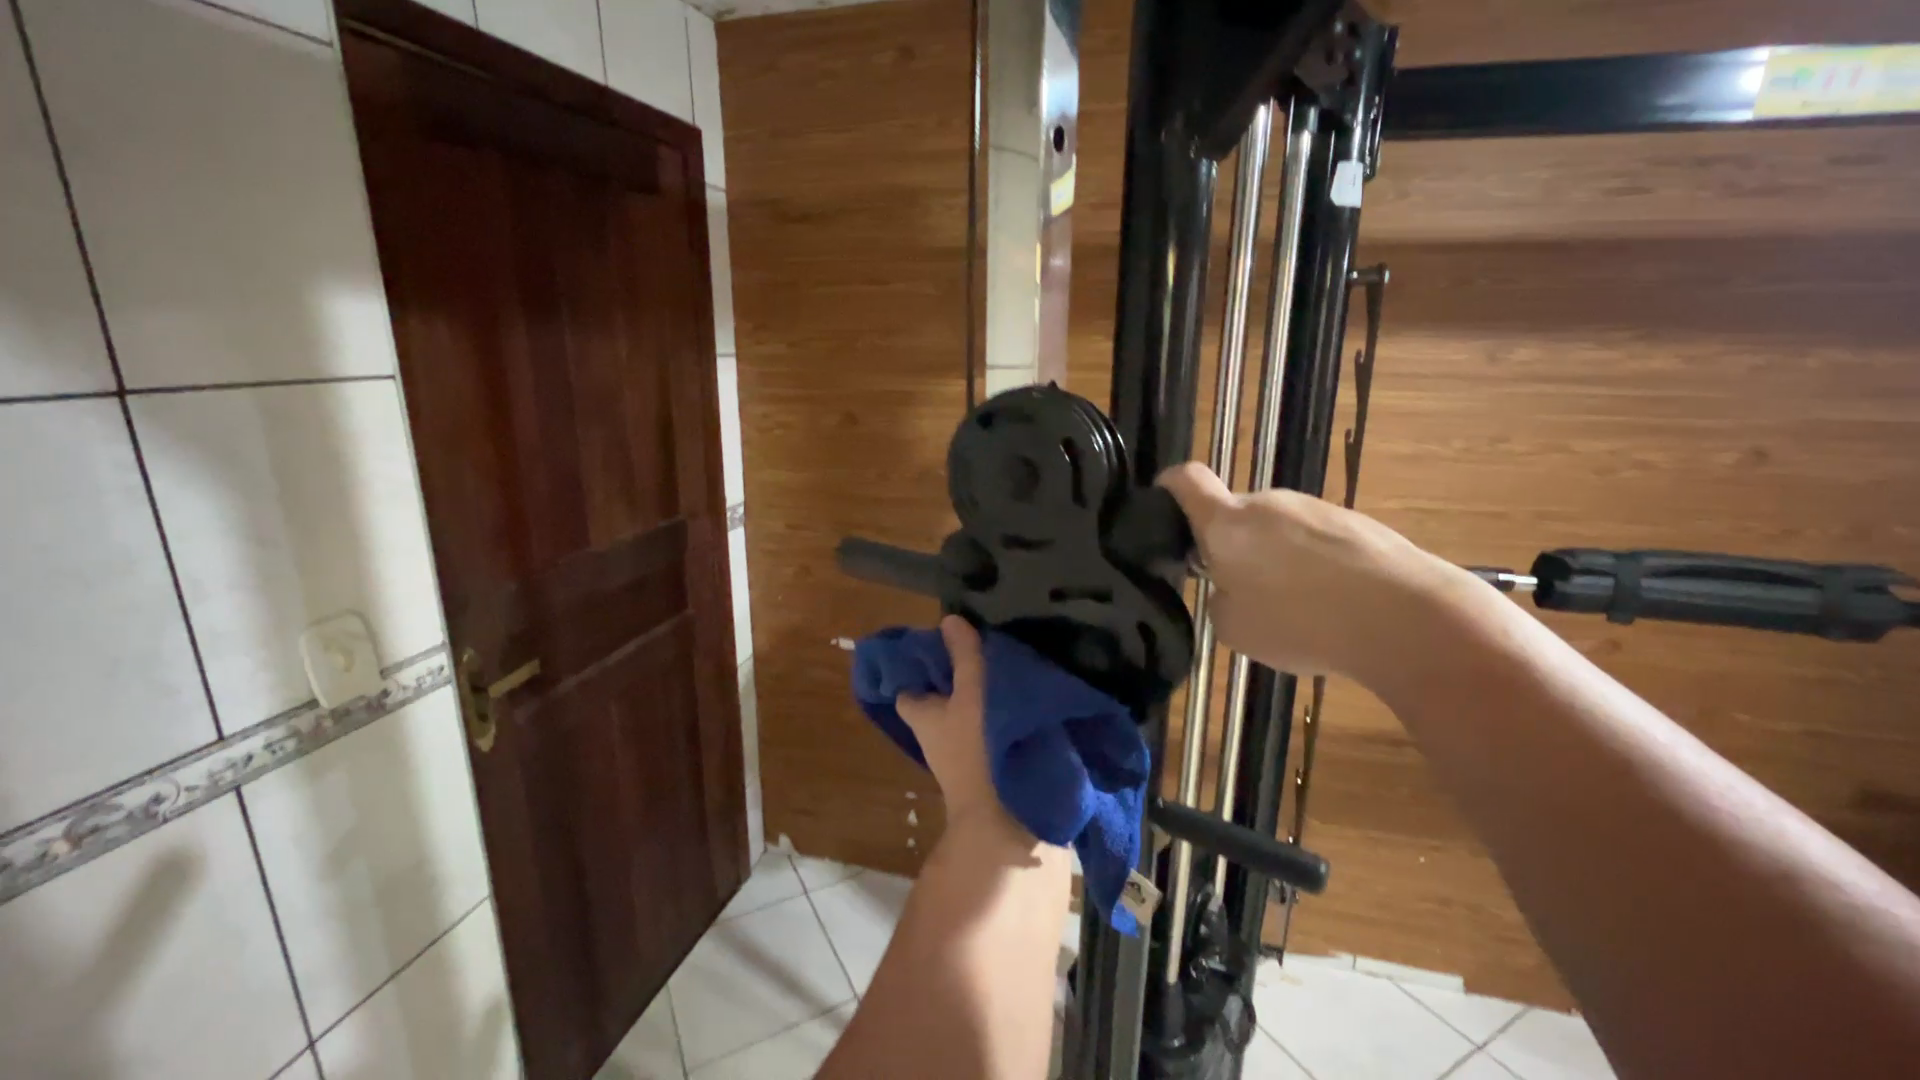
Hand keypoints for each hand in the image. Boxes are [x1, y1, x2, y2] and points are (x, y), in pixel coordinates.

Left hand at [896, 616, 1012, 831]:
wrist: (999, 814)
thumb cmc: (975, 749)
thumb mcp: (970, 695)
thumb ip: (964, 658)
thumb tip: (950, 619)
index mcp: (919, 715)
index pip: (905, 687)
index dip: (915, 667)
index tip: (937, 645)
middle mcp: (930, 733)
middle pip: (934, 699)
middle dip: (949, 678)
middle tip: (974, 649)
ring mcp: (954, 751)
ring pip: (958, 713)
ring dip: (972, 696)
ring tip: (997, 668)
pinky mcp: (979, 763)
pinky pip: (978, 729)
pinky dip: (988, 716)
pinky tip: (1012, 700)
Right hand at [1157, 462, 1476, 686]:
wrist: (1404, 617)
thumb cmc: (1302, 623)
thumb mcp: (1234, 629)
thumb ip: (1220, 601)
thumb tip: (1232, 588)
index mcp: (1227, 524)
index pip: (1186, 481)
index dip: (1169, 488)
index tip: (1164, 506)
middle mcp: (1268, 504)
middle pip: (1236, 516)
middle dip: (1234, 548)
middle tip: (1247, 596)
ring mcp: (1316, 508)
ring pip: (1279, 531)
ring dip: (1277, 559)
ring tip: (1301, 610)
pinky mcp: (1356, 523)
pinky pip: (1318, 542)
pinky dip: (1316, 567)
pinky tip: (1336, 606)